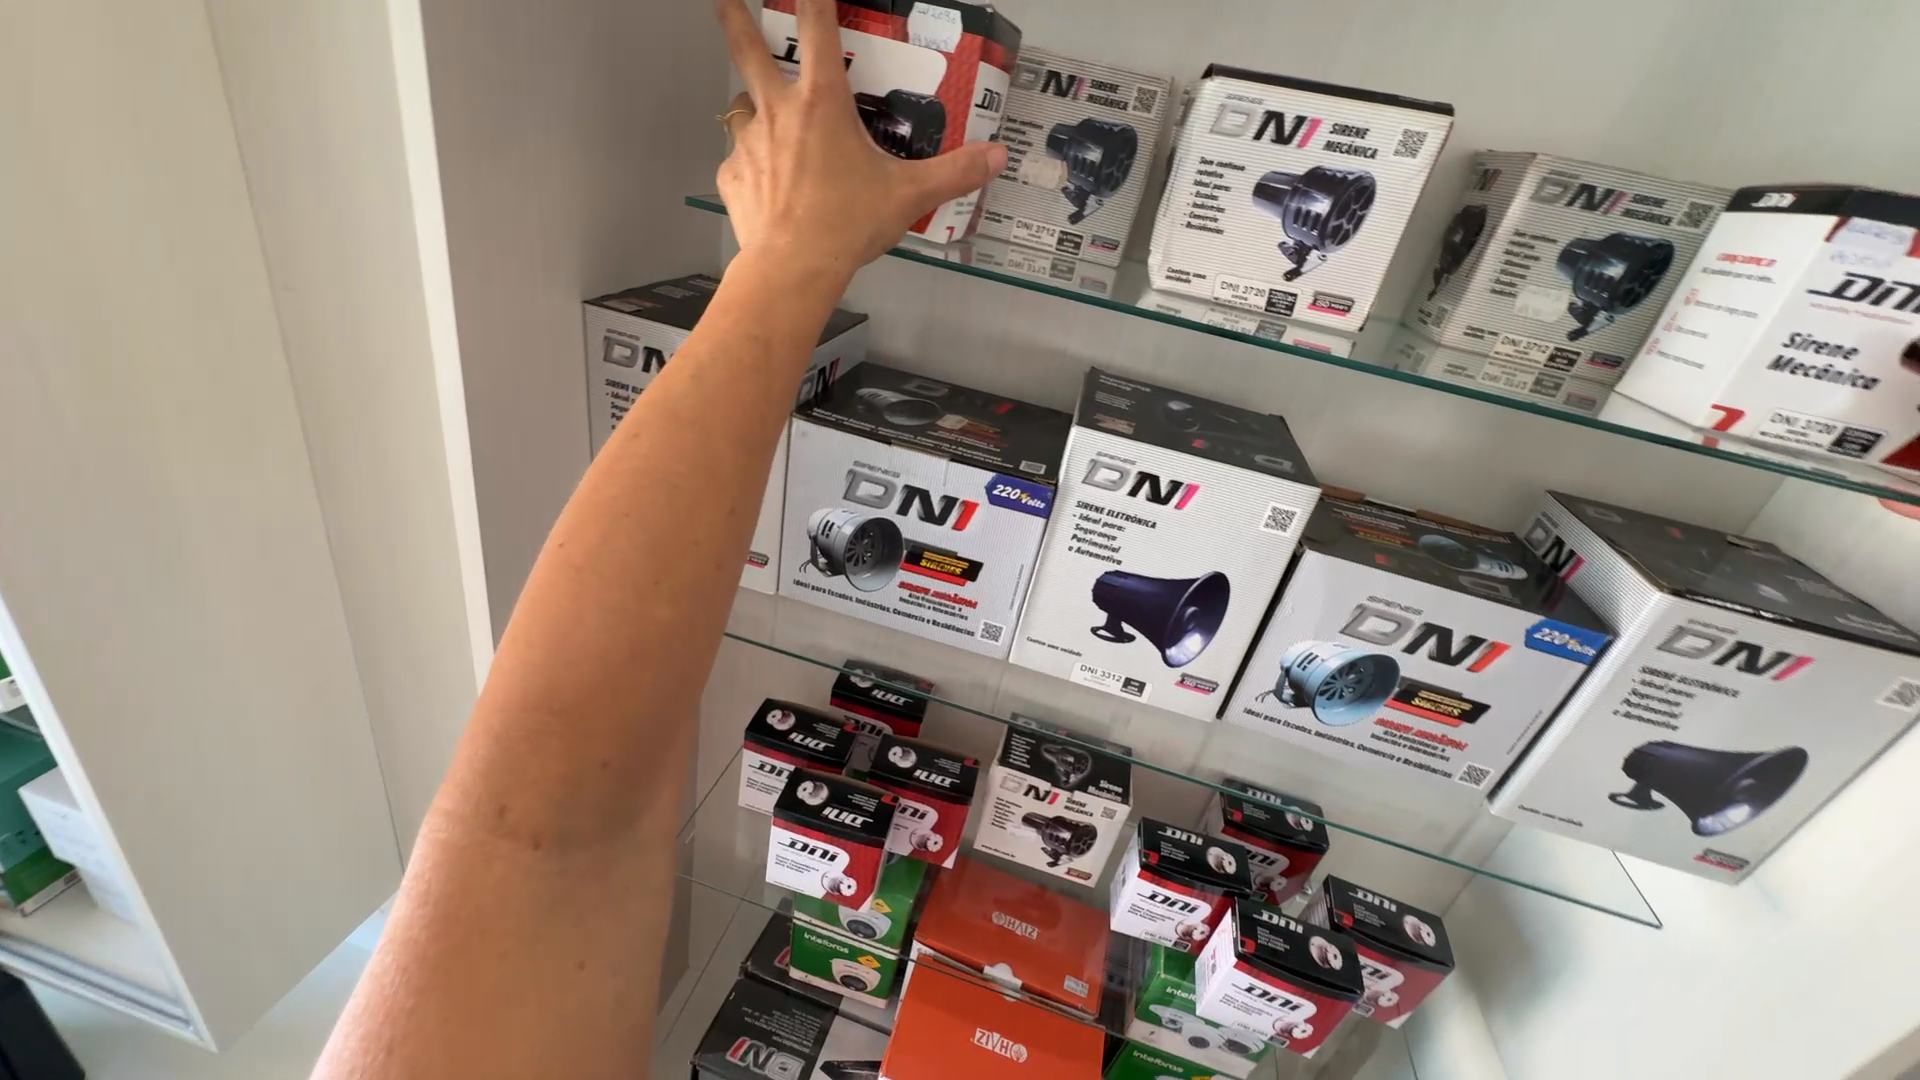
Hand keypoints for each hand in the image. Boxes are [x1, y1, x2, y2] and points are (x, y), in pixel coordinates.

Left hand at [714, 0, 1007, 285]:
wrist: (794, 268)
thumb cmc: (848, 225)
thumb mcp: (909, 196)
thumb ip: (954, 173)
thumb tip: (995, 156)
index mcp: (822, 102)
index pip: (817, 25)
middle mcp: (779, 111)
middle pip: (747, 47)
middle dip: (735, 17)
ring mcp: (750, 143)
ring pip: (741, 108)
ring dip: (751, 106)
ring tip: (763, 121)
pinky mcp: (732, 178)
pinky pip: (739, 162)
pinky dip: (751, 168)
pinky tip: (766, 187)